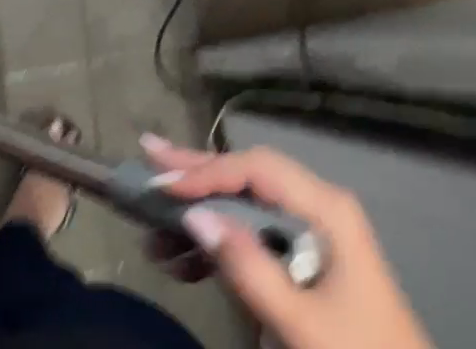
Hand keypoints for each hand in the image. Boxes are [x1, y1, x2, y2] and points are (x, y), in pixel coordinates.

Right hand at [143, 139, 430, 348]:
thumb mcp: (300, 320)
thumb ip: (249, 268)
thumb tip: (196, 216)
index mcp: (326, 209)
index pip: (257, 170)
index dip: (207, 172)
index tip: (161, 185)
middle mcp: (320, 207)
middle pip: (251, 175)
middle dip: (198, 170)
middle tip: (149, 156)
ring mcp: (314, 232)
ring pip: (248, 206)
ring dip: (202, 215)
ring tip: (152, 229)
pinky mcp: (308, 259)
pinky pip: (257, 237)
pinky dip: (220, 244)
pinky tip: (184, 261)